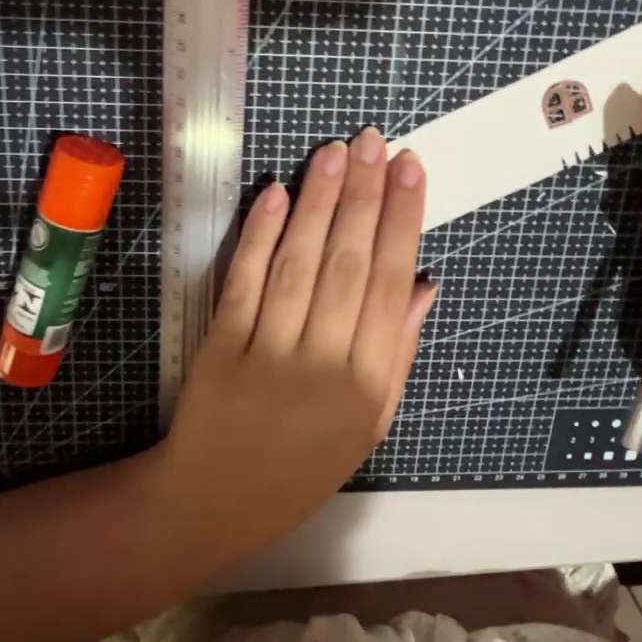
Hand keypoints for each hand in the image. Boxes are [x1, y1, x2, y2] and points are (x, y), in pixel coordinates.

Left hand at [158, 127, 436, 549]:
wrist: (217, 499)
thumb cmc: (302, 464)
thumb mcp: (370, 424)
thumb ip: (398, 352)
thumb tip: (425, 282)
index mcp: (367, 383)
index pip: (389, 283)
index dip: (401, 220)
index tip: (409, 168)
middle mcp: (323, 364)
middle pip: (348, 264)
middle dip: (364, 196)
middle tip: (374, 141)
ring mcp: (268, 354)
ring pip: (300, 264)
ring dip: (318, 202)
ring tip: (334, 151)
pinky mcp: (221, 347)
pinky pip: (245, 282)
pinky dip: (261, 235)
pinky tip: (277, 192)